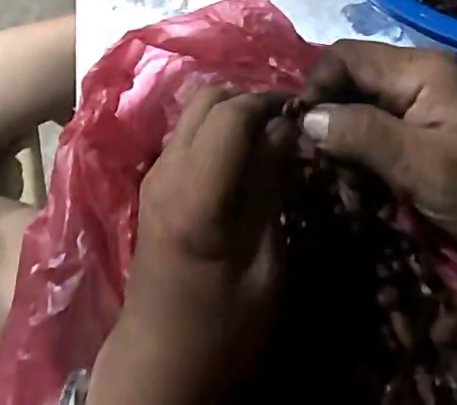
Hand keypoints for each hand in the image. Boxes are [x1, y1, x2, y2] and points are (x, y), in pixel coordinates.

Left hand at [96, 87, 290, 401]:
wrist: (158, 360)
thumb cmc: (221, 325)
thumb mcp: (263, 265)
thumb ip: (270, 187)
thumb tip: (285, 126)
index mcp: (194, 194)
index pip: (231, 113)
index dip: (270, 102)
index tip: (304, 111)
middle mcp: (167, 169)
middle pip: (209, 97)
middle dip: (251, 98)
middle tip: (288, 119)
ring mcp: (154, 171)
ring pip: (196, 109)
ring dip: (234, 110)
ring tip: (270, 133)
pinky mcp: (153, 179)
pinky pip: (188, 131)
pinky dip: (219, 126)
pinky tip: (245, 152)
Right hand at [301, 39, 456, 269]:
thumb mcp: (428, 170)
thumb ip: (366, 137)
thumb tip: (307, 117)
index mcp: (421, 70)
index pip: (345, 56)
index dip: (316, 88)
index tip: (303, 136)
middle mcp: (421, 73)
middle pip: (353, 80)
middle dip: (332, 122)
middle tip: (327, 171)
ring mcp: (430, 98)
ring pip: (365, 106)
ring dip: (350, 144)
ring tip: (351, 189)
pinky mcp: (435, 124)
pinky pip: (386, 126)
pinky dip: (371, 154)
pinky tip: (373, 189)